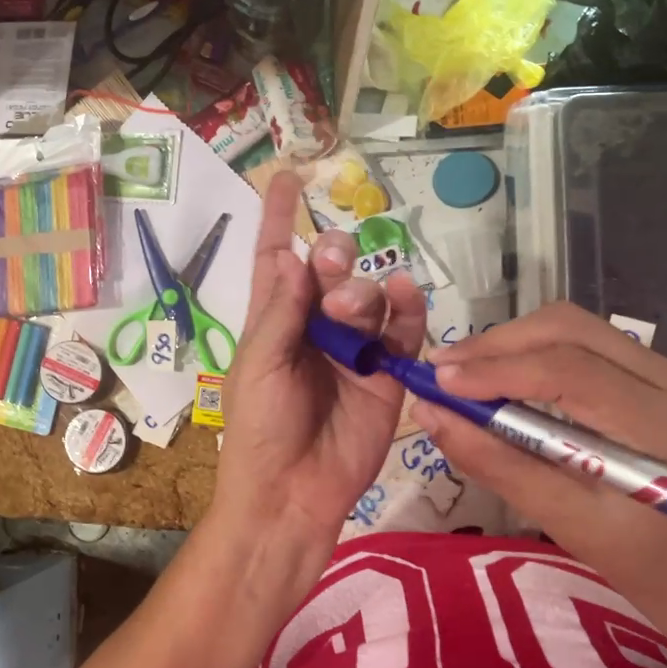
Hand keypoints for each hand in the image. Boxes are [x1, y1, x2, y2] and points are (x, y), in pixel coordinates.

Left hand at [214, 171, 427, 544]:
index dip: (279, 218)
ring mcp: (353, 348)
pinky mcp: (388, 373)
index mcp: (272, 320)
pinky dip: (407, 309)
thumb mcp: (259, 363)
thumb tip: (292, 253)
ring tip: (351, 307)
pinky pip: (403, 331)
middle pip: (330, 271)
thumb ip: (282, 310)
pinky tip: (406, 293)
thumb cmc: (259, 426)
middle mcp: (313, 327)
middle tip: (330, 264)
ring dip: (363, 289)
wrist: (292, 491)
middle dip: (332, 258)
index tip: (287, 176)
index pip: (275, 258)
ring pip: (369, 295)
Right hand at [415, 301, 666, 533]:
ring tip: (459, 371)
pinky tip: (495, 373)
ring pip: (568, 325)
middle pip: (569, 331)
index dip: (499, 372)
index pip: (573, 373)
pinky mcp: (650, 364)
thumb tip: (427, 413)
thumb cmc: (627, 549)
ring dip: (506, 343)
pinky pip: (576, 337)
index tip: (439, 383)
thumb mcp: (558, 516)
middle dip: (496, 345)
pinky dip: (525, 349)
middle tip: (440, 370)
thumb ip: (493, 461)